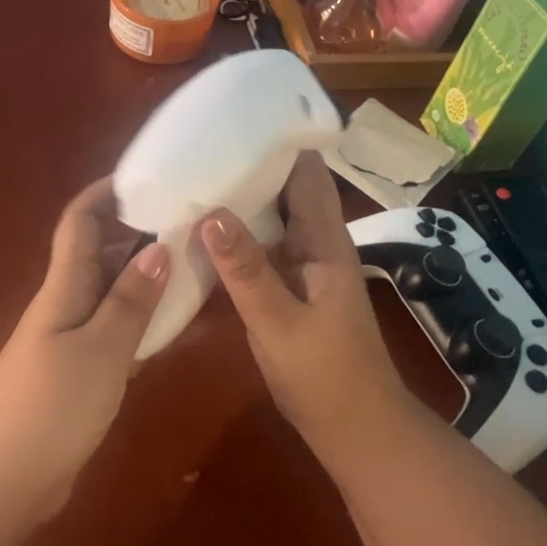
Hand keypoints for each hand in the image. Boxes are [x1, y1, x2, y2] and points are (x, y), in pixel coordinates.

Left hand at [0, 177, 170, 521]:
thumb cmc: (48, 407)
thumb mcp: (100, 350)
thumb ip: (130, 301)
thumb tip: (158, 246)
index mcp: (63, 288)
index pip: (79, 223)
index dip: (104, 193)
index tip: (146, 176)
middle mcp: (64, 306)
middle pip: (99, 255)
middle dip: (138, 234)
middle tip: (192, 224)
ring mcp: (67, 343)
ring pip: (110, 295)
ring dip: (145, 279)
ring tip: (194, 268)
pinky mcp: (75, 378)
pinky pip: (112, 334)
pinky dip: (140, 323)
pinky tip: (171, 329)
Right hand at [199, 152, 415, 462]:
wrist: (356, 430)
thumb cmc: (327, 376)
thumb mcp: (279, 323)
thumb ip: (246, 269)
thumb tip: (210, 211)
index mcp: (324, 240)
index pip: (306, 171)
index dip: (278, 139)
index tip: (236, 114)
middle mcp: (315, 241)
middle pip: (283, 186)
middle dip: (247, 162)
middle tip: (196, 141)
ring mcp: (302, 264)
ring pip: (269, 215)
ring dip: (238, 196)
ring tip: (190, 173)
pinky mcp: (288, 285)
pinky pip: (259, 245)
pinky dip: (234, 232)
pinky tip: (199, 229)